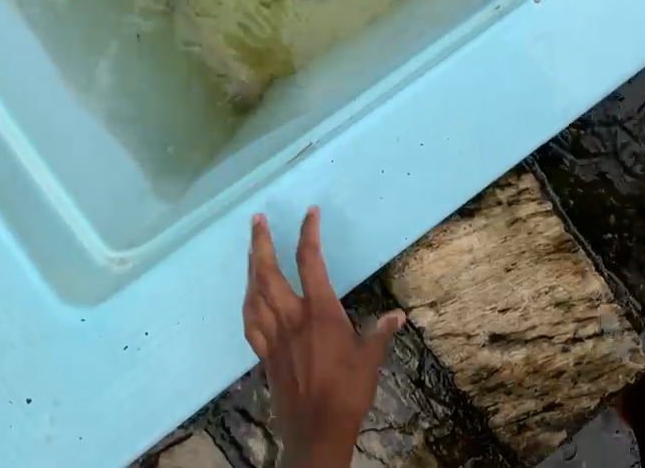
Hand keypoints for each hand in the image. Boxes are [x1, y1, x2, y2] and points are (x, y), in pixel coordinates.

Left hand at [244, 209, 405, 467]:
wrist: (317, 431)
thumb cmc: (349, 390)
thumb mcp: (371, 357)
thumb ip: (380, 332)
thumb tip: (397, 315)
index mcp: (320, 312)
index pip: (311, 262)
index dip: (309, 234)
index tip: (310, 213)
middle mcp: (292, 319)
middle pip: (269, 275)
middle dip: (261, 244)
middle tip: (256, 220)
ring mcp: (274, 338)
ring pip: (254, 296)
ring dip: (251, 269)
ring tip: (252, 250)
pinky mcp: (265, 356)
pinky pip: (250, 323)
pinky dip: (248, 304)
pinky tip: (248, 297)